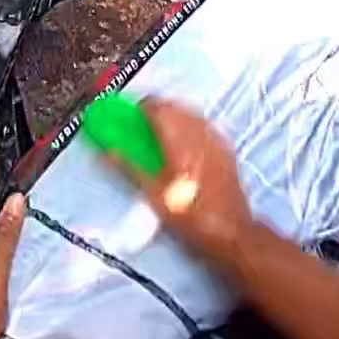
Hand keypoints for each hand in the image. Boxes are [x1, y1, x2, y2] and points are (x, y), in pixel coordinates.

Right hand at [128, 98, 254, 260]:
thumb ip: (128, 167)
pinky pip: (202, 123)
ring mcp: (214, 136)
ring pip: (188, 111)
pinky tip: (185, 143)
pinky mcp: (225, 146)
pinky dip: (189, 124)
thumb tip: (105, 150)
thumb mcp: (153, 195)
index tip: (129, 118)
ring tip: (161, 135)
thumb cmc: (189, 216)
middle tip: (142, 128)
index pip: (155, 105)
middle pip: (172, 105)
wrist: (232, 234)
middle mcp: (197, 130)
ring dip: (172, 115)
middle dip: (155, 110)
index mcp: (178, 138)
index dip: (139, 107)